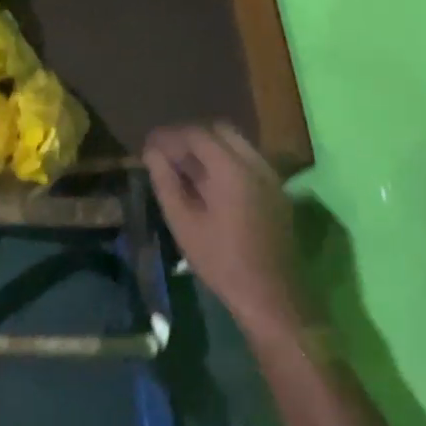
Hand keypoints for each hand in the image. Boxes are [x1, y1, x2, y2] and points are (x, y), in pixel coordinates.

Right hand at [144, 124, 304, 342]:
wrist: (269, 294)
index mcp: (232, 170)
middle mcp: (256, 164)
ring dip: (208, 149)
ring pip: (236, 145)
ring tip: (182, 168)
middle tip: (165, 154)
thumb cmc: (219, 259)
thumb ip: (166, 181)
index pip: (197, 134)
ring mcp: (271, 177)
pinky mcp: (276, 192)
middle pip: (220, 132)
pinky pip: (247, 161)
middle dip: (190, 137)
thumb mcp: (182, 221)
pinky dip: (224, 161)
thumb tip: (152, 152)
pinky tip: (206, 184)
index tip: (148, 146)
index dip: (170, 136)